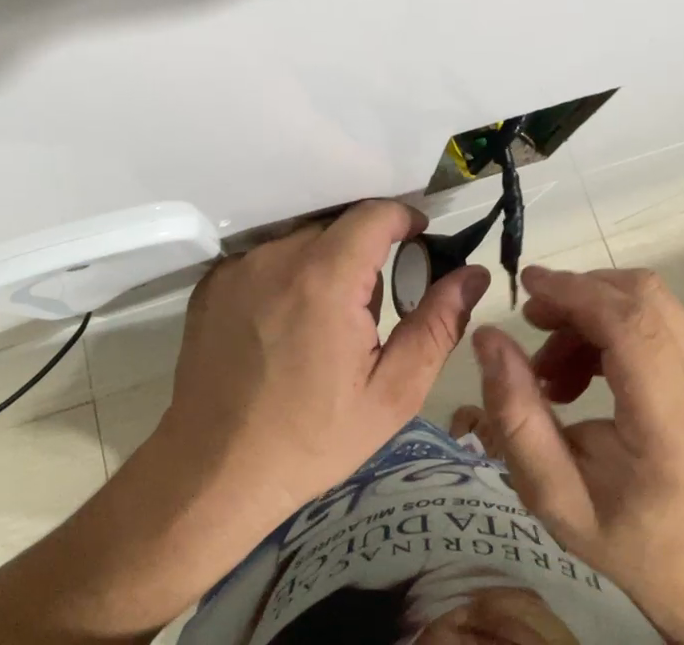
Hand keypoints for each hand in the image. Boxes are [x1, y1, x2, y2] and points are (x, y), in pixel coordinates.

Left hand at [151, 199, 490, 527]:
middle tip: (371, 311)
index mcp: (325, 277)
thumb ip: (437, 325)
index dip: (405, 220)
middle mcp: (276, 257)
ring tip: (323, 327)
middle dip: (364, 253)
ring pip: (299, 241)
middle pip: (338, 226)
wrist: (215, 470)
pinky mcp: (211, 284)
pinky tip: (282, 330)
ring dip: (323, 264)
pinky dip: (284, 278)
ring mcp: (237, 268)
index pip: (375, 213)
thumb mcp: (392, 392)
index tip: (420, 243)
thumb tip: (473, 275)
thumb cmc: (311, 439)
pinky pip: (264, 260)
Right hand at [471, 266, 683, 641]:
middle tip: (532, 328)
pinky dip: (608, 324)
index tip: (525, 286)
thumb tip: (488, 337)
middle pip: (642, 298)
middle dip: (577, 296)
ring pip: (647, 300)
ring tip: (552, 369)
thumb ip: (516, 415)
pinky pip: (654, 318)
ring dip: (589, 313)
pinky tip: (581, 369)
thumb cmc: (617, 532)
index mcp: (673, 427)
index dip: (576, 294)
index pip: (631, 328)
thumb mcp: (549, 491)